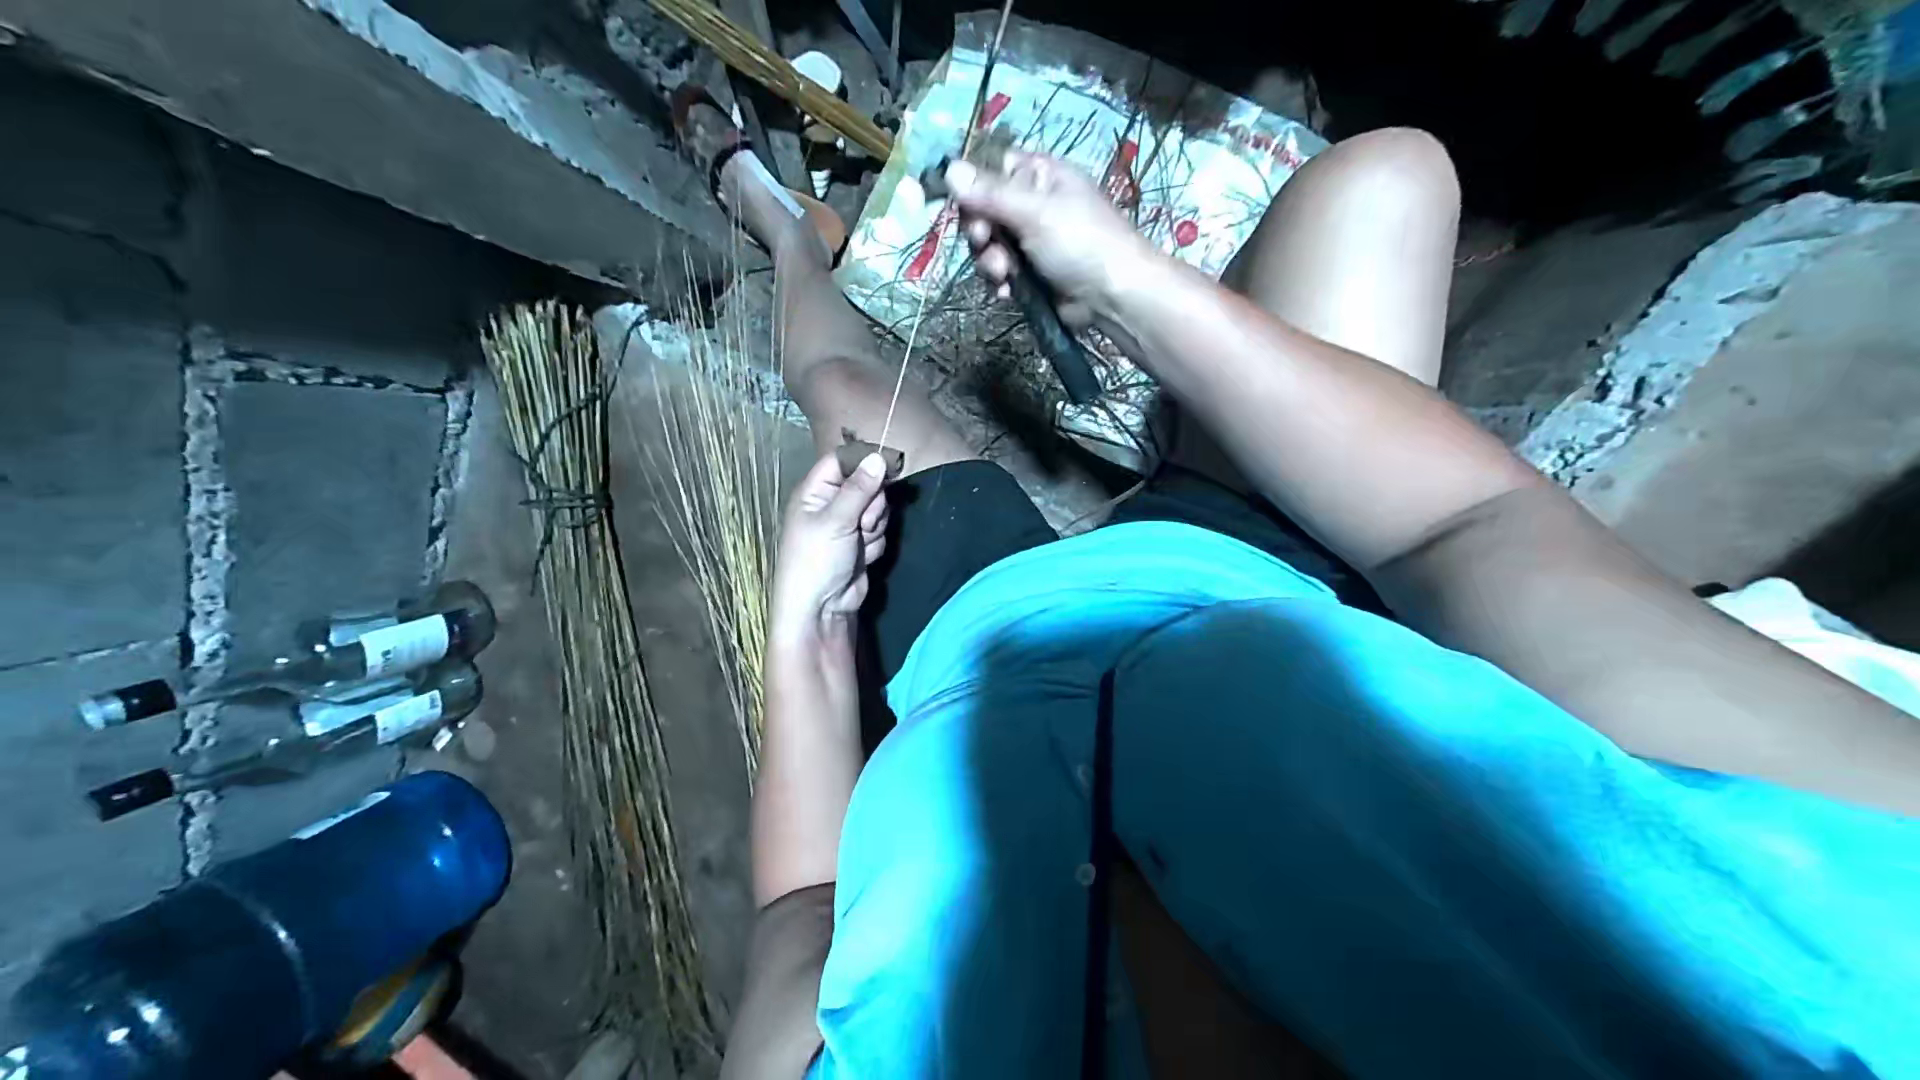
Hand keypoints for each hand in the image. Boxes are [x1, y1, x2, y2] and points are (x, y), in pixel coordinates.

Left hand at [770, 451, 889, 642]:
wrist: (820, 610)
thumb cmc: (816, 560)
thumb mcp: (835, 520)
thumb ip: (859, 488)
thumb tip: (879, 457)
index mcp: (814, 492)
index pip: (841, 460)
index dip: (864, 460)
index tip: (890, 464)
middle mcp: (830, 503)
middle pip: (867, 484)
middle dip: (872, 504)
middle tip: (862, 522)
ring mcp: (847, 524)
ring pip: (878, 509)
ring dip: (874, 526)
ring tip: (859, 543)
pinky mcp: (861, 543)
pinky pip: (880, 531)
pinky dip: (875, 544)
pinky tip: (862, 557)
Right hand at [946, 152, 1158, 327]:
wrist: (1113, 296)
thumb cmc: (1080, 242)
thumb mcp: (1035, 211)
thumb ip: (990, 194)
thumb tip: (949, 169)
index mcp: (1038, 177)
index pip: (991, 171)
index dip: (974, 190)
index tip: (968, 209)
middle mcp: (1032, 205)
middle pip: (983, 212)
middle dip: (980, 233)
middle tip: (987, 244)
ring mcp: (1031, 242)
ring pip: (988, 247)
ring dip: (989, 263)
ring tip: (1005, 275)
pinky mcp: (1030, 275)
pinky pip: (1000, 274)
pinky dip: (999, 283)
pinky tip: (1007, 291)